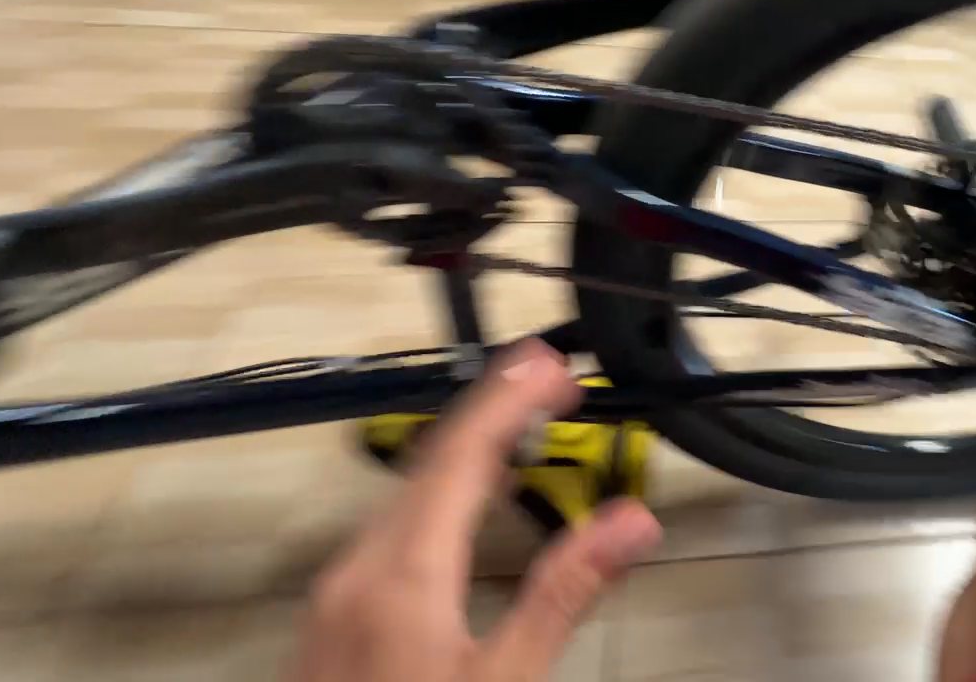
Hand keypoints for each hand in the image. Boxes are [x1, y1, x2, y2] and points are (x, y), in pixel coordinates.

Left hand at [294, 341, 663, 681]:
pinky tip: (475, 485)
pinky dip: (448, 479)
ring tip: (527, 410)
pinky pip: (400, 516)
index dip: (510, 398)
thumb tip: (636, 519)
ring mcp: (340, 588)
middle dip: (495, 404)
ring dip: (472, 437)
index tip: (554, 364)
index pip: (462, 453)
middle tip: (552, 373)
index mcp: (400, 573)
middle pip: (432, 456)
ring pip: (411, 483)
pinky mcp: (339, 611)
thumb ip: (566, 593)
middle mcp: (359, 565)